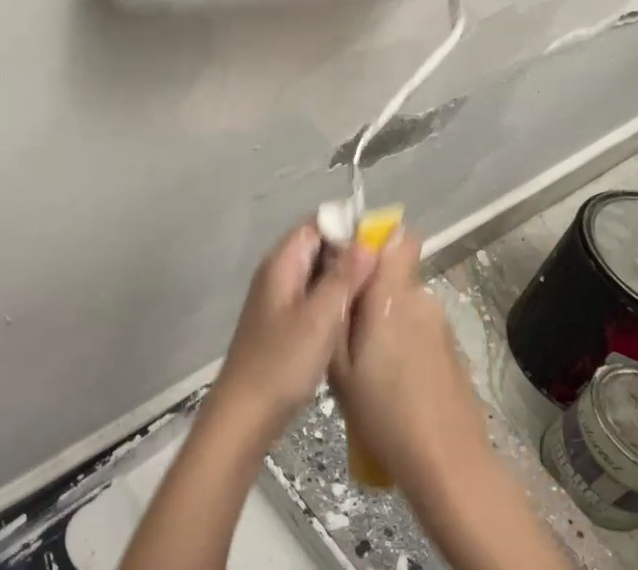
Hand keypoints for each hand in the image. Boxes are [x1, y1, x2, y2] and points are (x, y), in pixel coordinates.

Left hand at [210, 223, 376, 436]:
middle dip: (351, 253)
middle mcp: (278, 275)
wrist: (247, 412)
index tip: (382, 240)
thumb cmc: (282, 361)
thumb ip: (343, 277)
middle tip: (390, 269)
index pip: (315, 225)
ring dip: (346, 279)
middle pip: (318, 248)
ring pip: (318, 276)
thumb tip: (368, 241)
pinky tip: (359, 318)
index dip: (347, 227)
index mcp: (281, 264)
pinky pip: (315, 300)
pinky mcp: (285, 325)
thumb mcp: (320, 317)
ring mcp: (280, 301)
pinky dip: (336, 302)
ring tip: (382, 291)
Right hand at [329, 228, 487, 492]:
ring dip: (384, 315)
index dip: (375, 239)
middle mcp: (421, 300)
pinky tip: (390, 376)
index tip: (348, 259)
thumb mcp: (339, 363)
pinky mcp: (450, 348)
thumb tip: (341, 265)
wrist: (447, 462)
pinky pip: (417, 325)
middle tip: (343, 324)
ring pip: (404, 300)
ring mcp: (440, 324)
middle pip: (394, 271)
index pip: (399, 238)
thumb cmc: (383, 411)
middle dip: (369, 286)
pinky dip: (401, 338)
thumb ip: (338, 309)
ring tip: (363, 358)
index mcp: (392, 296)